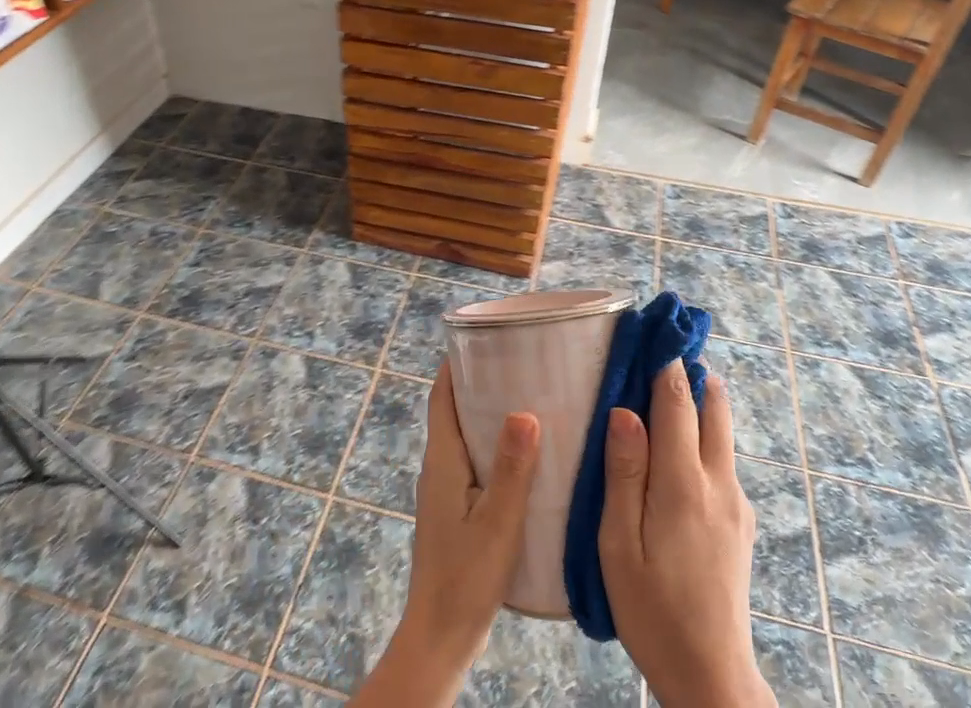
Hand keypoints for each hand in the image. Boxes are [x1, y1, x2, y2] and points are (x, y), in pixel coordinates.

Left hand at [351, 365, 540, 706]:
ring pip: (466, 439)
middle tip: (520, 364)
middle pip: (453, 414)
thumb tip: (524, 412)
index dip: (454, 367)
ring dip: (489, 417)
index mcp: (441, 463)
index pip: (440, 400)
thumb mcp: (498, 522)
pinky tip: (529, 456)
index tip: (481, 339)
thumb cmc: (467, 577)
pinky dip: (496, 448)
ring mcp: (446, 492)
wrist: (443, 631)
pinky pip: (475, 463)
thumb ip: (513, 470)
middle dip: (479, 386)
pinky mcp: (457, 510)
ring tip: (532, 399)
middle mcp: (438, 470)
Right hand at [599, 362, 774, 707]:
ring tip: (670, 389)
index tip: (656, 332)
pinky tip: (679, 451)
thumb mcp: (618, 546)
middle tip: (667, 350)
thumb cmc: (650, 610)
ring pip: (723, 435)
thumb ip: (623, 476)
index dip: (668, 366)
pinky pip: (723, 463)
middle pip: (715, 409)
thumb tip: (625, 413)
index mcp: (683, 486)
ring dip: (702, 404)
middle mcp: (719, 485)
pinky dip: (705, 437)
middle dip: (695, 374)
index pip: (679, 406)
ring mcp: (736, 504)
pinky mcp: (741, 523)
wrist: (711, 671)